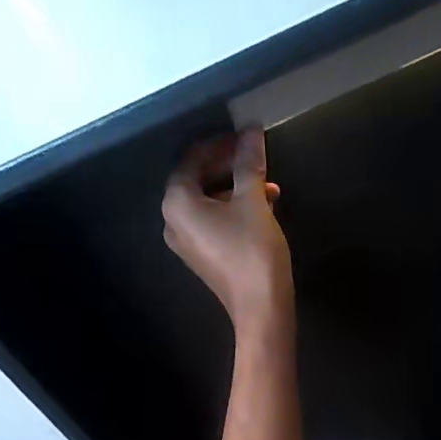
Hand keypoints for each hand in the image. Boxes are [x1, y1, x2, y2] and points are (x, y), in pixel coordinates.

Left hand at [162, 128, 291, 328]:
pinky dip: (234, 210)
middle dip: (229, 167)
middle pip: (198, 180)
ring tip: (267, 186)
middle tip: (257, 158)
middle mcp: (173, 220)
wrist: (261, 308)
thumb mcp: (254, 202)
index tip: (246, 136)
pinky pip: (214, 222)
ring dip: (236, 189)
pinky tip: (263, 208)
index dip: (221, 143)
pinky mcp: (204, 257)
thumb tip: (251, 131)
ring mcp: (187, 242)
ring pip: (210, 202)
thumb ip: (249, 164)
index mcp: (177, 202)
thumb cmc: (253, 251)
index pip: (193, 158)